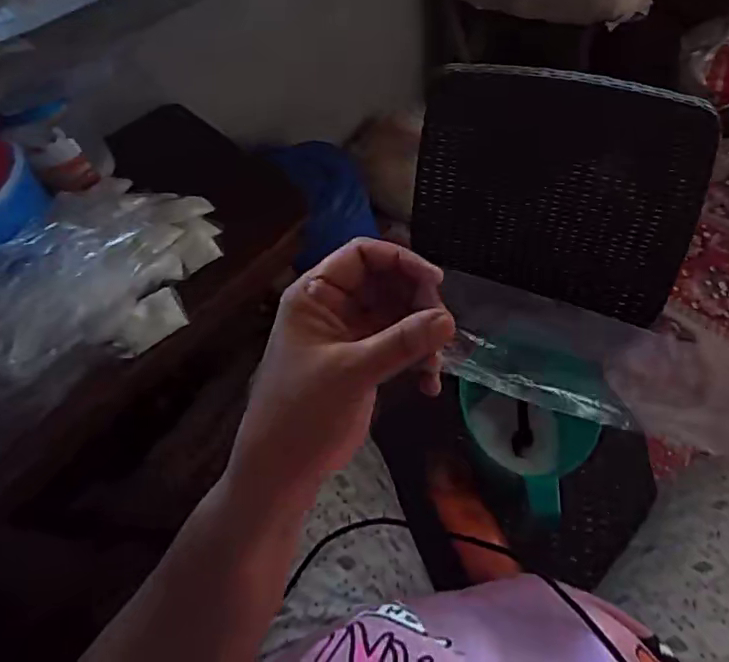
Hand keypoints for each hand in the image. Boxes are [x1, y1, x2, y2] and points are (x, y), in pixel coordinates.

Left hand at [227, 239, 455, 503]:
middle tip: (441, 329)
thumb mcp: (352, 372)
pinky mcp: (363, 360)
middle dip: (418, 302)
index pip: (362, 254)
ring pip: (398, 313)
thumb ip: (401, 342)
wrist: (279, 474)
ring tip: (434, 366)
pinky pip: (399, 343)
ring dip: (422, 334)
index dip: (400, 259)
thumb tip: (448, 320)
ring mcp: (350, 333)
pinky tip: (428, 386)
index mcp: (316, 294)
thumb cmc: (302, 414)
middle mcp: (334, 306)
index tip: (434, 281)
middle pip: (387, 281)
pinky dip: (416, 358)